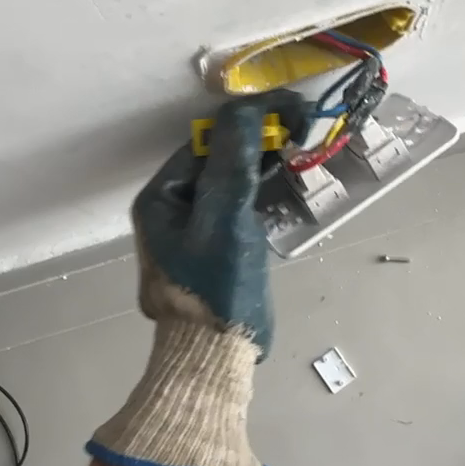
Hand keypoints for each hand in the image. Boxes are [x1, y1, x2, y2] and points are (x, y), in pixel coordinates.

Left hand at [87, 90, 311, 465]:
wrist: (215, 358)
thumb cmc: (214, 289)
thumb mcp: (224, 220)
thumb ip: (232, 162)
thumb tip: (247, 107)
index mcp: (162, 197)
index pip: (206, 141)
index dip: (247, 120)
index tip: (290, 109)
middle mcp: (174, 206)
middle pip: (219, 156)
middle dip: (259, 137)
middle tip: (302, 123)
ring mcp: (196, 226)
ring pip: (232, 176)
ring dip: (264, 158)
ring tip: (301, 142)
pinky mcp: (219, 243)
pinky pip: (241, 201)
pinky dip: (264, 185)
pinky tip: (290, 175)